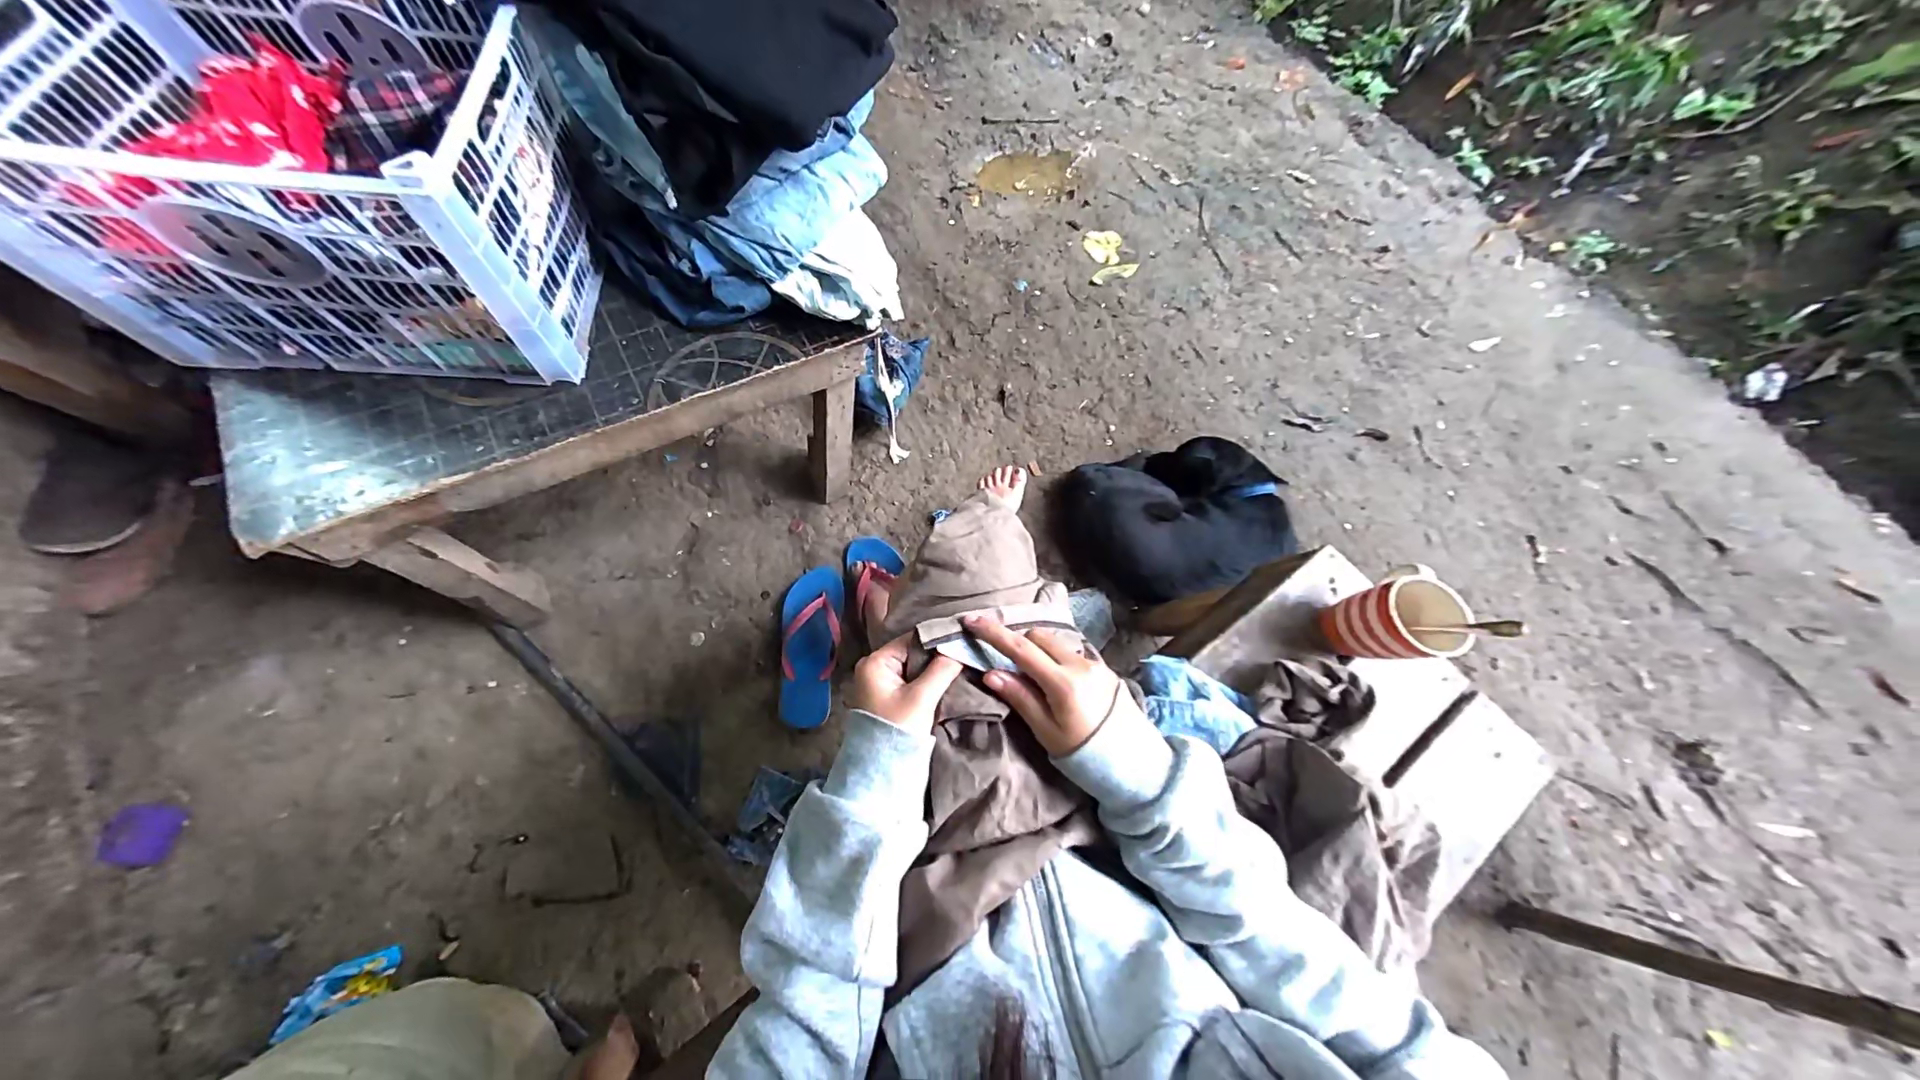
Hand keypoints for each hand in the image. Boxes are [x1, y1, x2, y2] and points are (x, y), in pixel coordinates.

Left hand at [848, 634, 963, 731]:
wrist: (882, 769)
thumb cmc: (898, 729)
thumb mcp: (922, 698)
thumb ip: (941, 669)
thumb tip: (959, 647)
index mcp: (874, 662)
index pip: (911, 640)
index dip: (936, 640)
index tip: (961, 640)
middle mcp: (872, 667)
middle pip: (912, 652)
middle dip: (935, 654)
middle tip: (963, 652)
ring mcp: (878, 682)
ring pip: (912, 666)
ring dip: (932, 668)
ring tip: (958, 664)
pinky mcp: (886, 696)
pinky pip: (909, 679)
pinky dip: (925, 679)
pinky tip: (944, 679)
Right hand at [962, 616, 1131, 755]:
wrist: (1133, 763)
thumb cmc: (1082, 754)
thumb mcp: (1046, 732)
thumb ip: (1020, 698)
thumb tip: (991, 673)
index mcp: (1063, 683)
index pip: (1021, 649)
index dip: (993, 633)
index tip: (971, 620)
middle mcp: (1079, 665)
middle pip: (1038, 636)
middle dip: (1018, 642)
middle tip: (1007, 664)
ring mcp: (1093, 664)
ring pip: (1055, 642)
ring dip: (1037, 649)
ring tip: (1032, 675)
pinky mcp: (1102, 668)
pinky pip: (1070, 652)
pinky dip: (1054, 657)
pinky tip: (1054, 679)